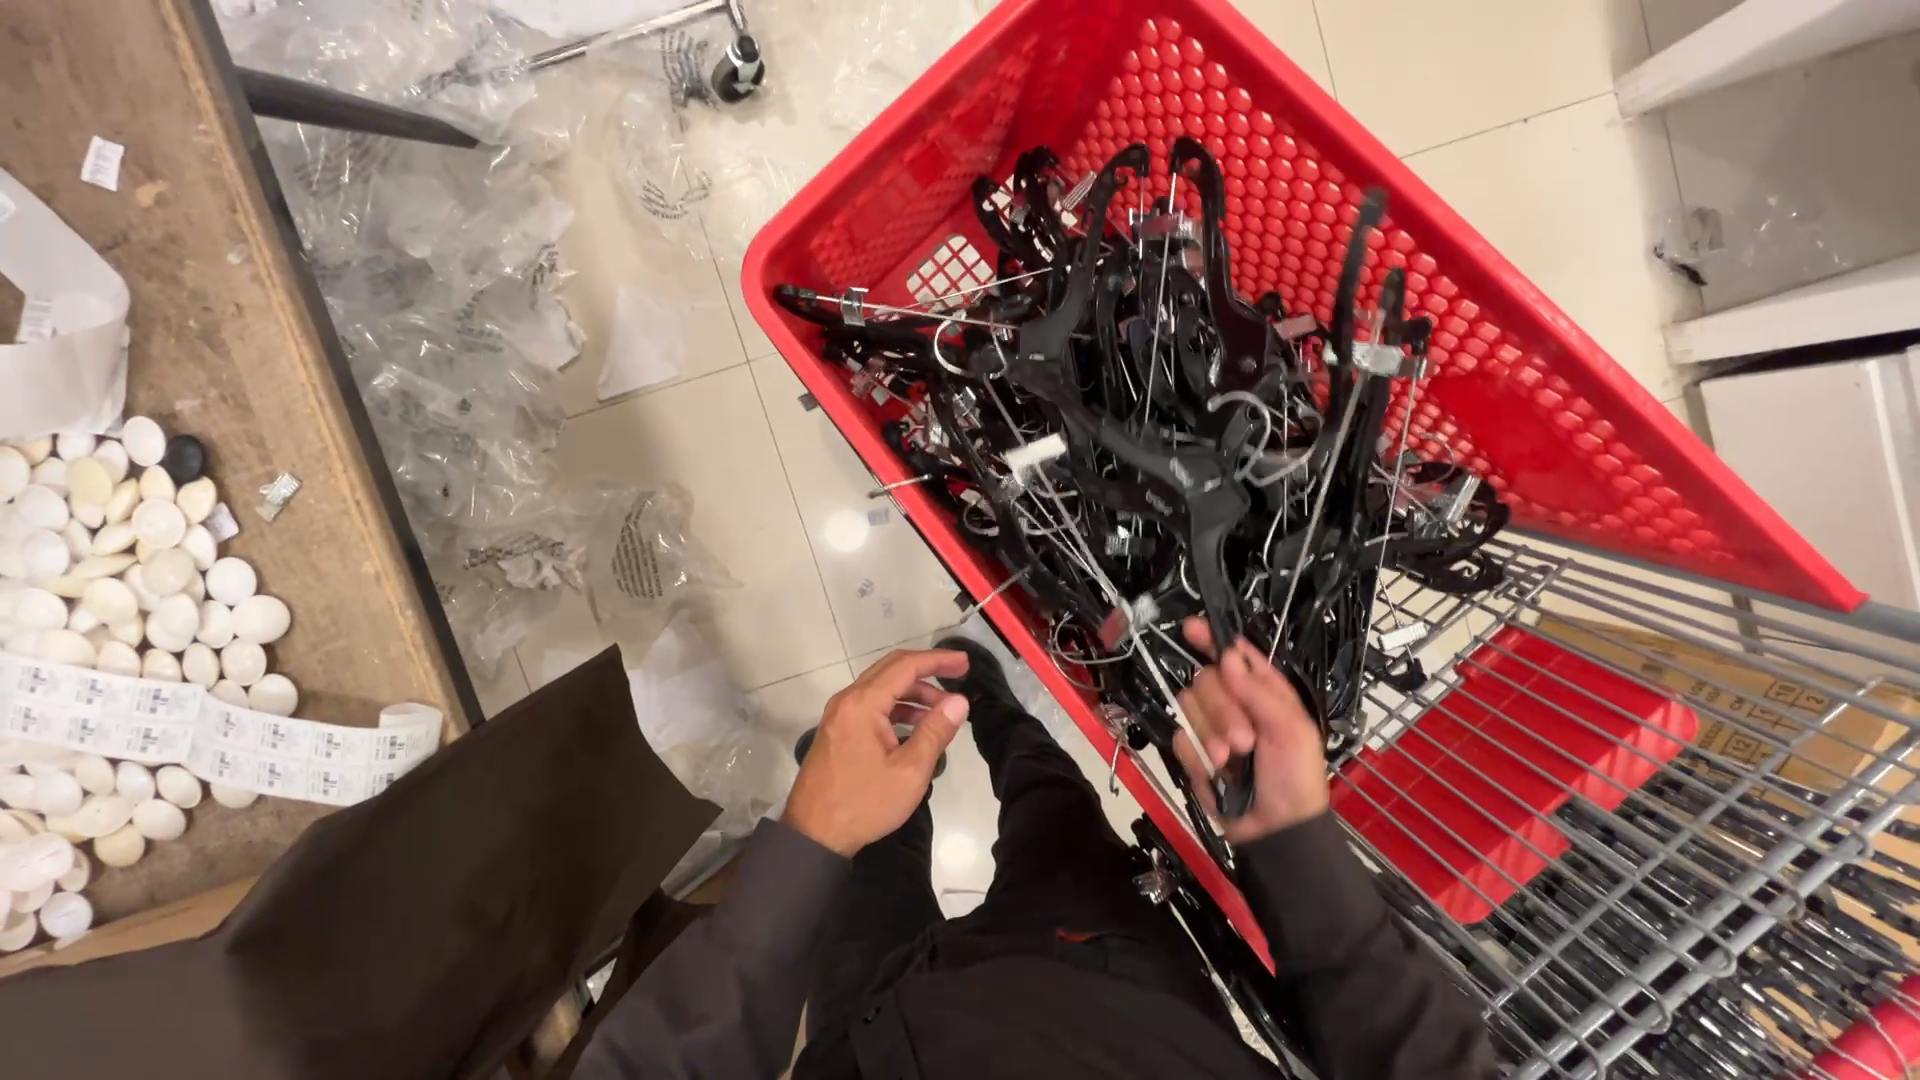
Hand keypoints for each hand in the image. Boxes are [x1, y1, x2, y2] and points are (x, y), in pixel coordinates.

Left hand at [783, 649, 971, 856]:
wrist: (813, 835)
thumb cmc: (864, 803)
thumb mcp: (909, 771)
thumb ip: (935, 731)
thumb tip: (959, 702)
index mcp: (862, 704)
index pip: (905, 666)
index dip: (938, 660)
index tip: (965, 663)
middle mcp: (847, 700)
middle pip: (891, 669)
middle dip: (927, 669)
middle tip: (958, 675)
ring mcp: (840, 715)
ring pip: (882, 688)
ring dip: (913, 692)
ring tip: (943, 711)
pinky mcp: (839, 730)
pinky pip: (872, 706)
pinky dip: (897, 708)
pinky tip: (917, 726)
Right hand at [1173, 616, 1329, 844]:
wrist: (1275, 830)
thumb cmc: (1295, 777)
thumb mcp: (1291, 731)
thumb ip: (1259, 691)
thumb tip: (1227, 655)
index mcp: (1263, 691)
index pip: (1233, 653)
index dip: (1212, 639)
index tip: (1190, 628)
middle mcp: (1234, 702)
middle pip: (1205, 679)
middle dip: (1222, 710)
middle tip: (1244, 739)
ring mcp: (1211, 726)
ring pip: (1189, 706)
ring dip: (1211, 735)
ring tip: (1232, 760)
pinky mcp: (1193, 751)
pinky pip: (1180, 737)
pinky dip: (1198, 756)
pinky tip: (1217, 773)